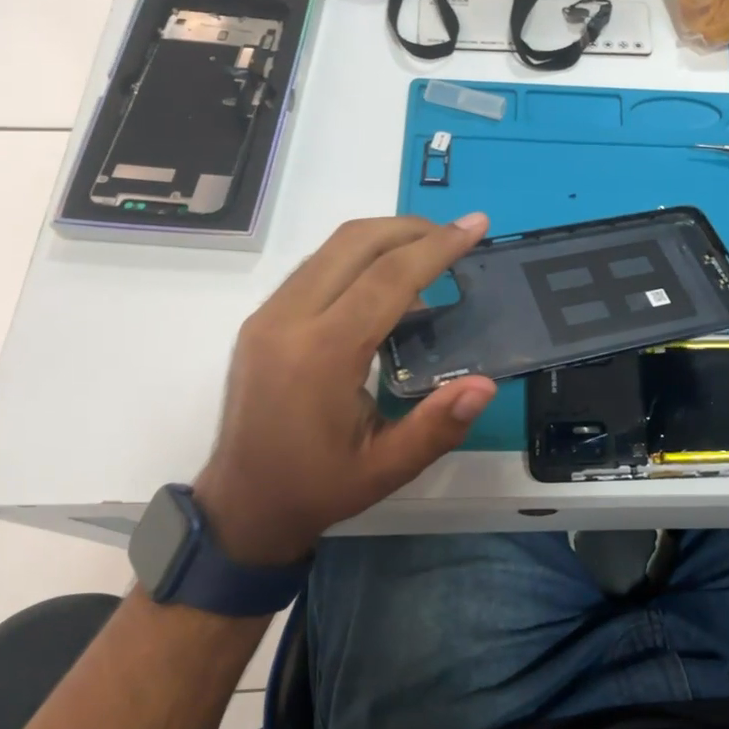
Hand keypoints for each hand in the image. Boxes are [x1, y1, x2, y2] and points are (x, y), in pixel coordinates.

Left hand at [194, 215, 497, 564]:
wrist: (243, 503)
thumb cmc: (319, 486)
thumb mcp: (387, 468)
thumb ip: (437, 426)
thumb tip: (485, 385)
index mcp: (322, 355)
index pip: (387, 279)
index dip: (437, 248)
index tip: (476, 226)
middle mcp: (288, 320)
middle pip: (354, 243)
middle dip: (412, 229)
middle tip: (456, 237)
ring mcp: (269, 316)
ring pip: (330, 248)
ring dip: (383, 238)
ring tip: (429, 253)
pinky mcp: (262, 320)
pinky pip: (314, 267)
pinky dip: (357, 257)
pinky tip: (386, 282)